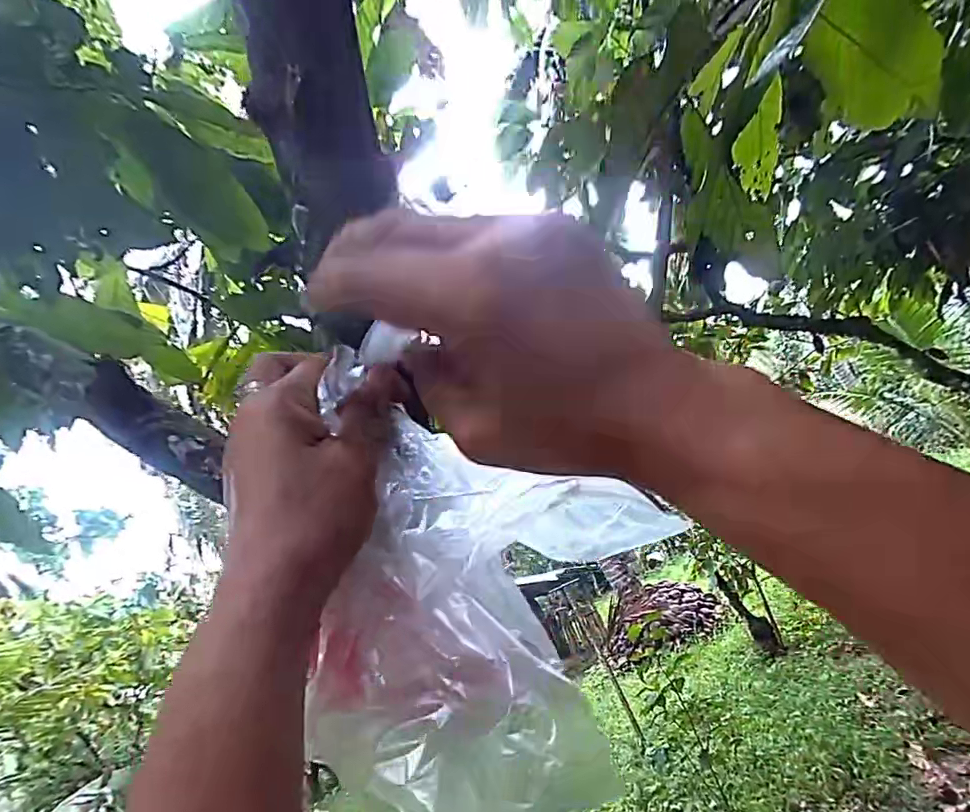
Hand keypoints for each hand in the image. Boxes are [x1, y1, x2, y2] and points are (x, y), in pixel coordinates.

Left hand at [222, 353, 402, 605]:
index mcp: (272, 402)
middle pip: (280, 374)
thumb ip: (364, 412)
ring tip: (347, 440)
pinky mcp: (245, 476)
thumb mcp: (353, 462)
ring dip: (310, 412)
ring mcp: (241, 448)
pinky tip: (324, 468)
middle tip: (356, 404)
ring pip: (276, 409)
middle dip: (321, 379)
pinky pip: (273, 440)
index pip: (319, 362)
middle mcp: (247, 416)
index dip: (359, 372)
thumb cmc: (317, 519)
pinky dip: (298, 440)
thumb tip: (378, 374)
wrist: (272, 586)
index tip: (391, 394)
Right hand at [307, 210, 682, 476]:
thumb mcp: (472, 428)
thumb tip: (404, 346)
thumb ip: (423, 378)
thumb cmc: (563, 430)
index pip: (370, 269)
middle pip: (394, 227)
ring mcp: (528, 226)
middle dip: (352, 254)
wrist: (655, 401)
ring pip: (434, 222)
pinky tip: (442, 288)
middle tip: (335, 286)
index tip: (314, 300)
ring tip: (385, 289)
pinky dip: (442, 254)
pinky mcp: (552, 228)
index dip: (330, 282)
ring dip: (398, 252)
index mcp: (469, 297)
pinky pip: (474, 230)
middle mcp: (495, 241)